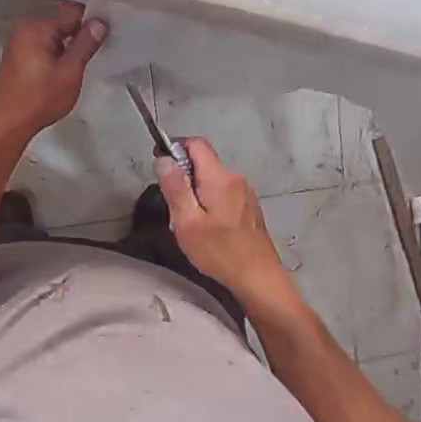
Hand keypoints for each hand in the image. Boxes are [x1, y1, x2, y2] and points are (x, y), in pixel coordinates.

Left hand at [0, 2, 107, 145]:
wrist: (11, 123)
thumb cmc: (41, 98)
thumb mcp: (70, 71)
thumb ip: (85, 44)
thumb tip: (99, 23)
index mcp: (36, 28)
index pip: (71, 15)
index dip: (91, 25)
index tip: (104, 37)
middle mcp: (23, 31)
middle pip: (60, 26)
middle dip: (77, 39)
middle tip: (89, 59)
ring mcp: (17, 45)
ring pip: (51, 40)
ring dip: (65, 51)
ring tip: (74, 71)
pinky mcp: (16, 59)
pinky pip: (41, 50)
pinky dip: (53, 58)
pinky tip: (59, 75)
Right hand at [157, 137, 289, 302]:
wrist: (258, 278)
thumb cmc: (221, 253)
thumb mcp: (188, 223)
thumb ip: (175, 188)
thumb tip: (164, 159)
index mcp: (220, 178)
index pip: (196, 143)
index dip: (175, 148)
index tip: (162, 168)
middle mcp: (236, 179)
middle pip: (204, 163)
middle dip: (184, 179)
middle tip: (175, 209)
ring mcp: (246, 194)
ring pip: (213, 181)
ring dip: (197, 194)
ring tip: (191, 224)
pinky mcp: (249, 208)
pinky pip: (224, 195)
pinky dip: (211, 204)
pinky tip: (208, 230)